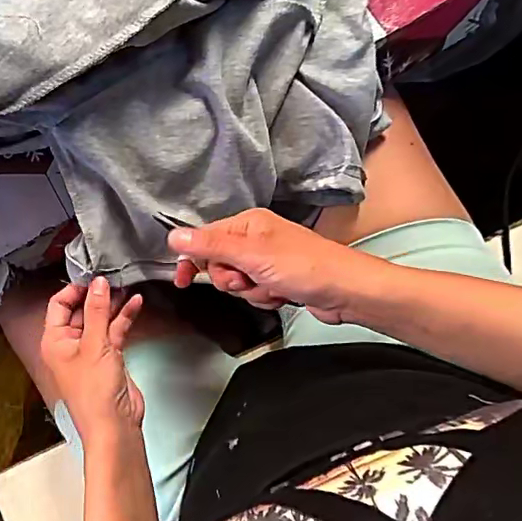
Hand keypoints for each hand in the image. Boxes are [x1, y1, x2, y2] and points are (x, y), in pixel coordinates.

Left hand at [40, 277, 145, 446]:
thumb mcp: (94, 344)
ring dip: (113, 304)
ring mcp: (89, 350)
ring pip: (100, 319)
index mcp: (54, 340)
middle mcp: (69, 344)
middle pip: (80, 310)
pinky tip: (135, 304)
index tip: (92, 278)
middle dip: (97, 295)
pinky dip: (123, 318)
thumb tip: (98, 283)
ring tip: (126, 286)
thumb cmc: (94, 392)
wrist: (114, 425)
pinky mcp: (108, 357)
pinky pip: (114, 331)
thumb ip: (97, 311)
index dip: (74, 290)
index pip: (58, 305)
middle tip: (112, 278)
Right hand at [167, 207, 386, 321]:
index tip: (183, 279)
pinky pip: (253, 291)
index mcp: (247, 223)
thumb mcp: (250, 255)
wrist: (347, 291)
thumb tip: (174, 236)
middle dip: (229, 279)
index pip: (204, 239)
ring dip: (248, 291)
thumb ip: (210, 246)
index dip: (193, 260)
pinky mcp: (276, 278)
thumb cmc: (304, 267)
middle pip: (218, 263)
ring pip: (235, 281)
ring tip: (270, 288)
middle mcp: (255, 238)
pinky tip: (280, 295)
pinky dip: (263, 297)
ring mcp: (266, 259)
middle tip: (246, 280)